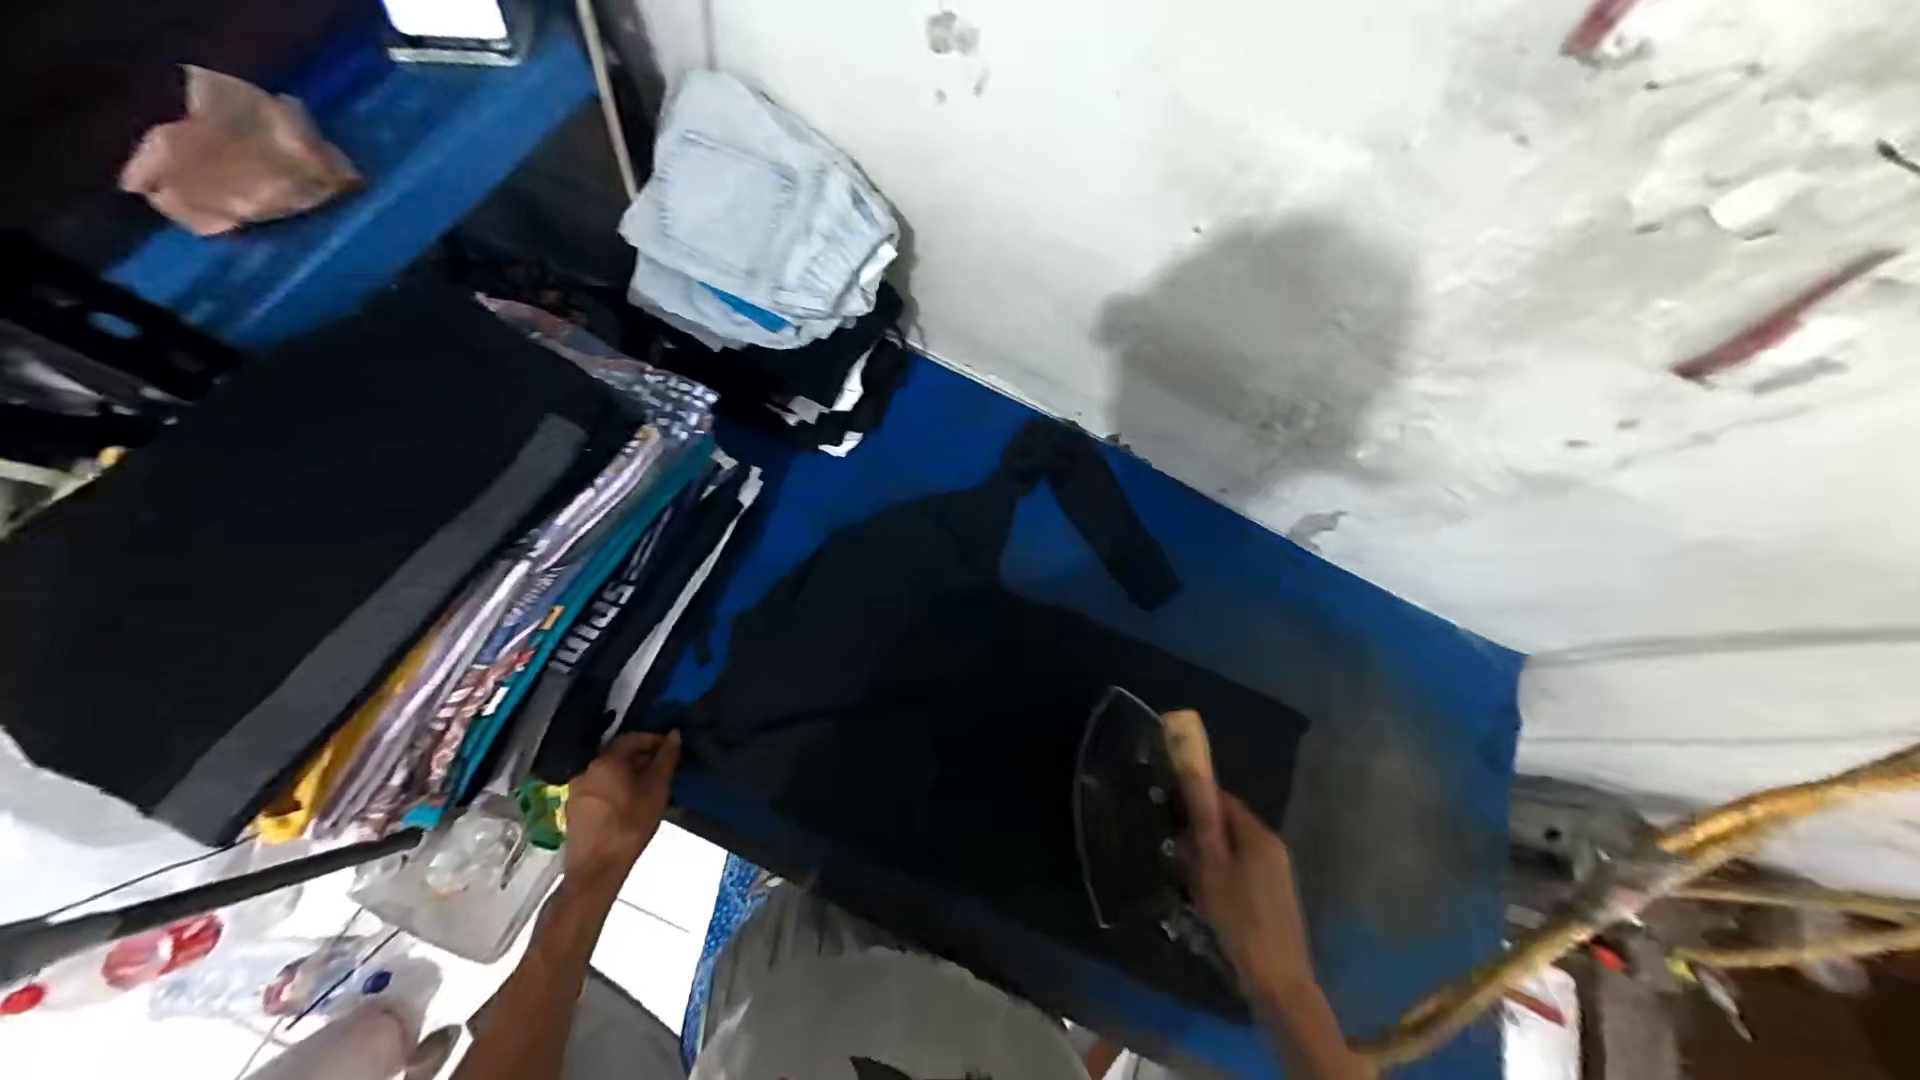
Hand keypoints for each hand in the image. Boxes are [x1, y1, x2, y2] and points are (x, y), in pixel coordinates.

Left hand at [564, 731, 681, 887]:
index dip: (655, 740)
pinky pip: (600, 786)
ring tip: (650, 786)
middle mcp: (587, 769)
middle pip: (619, 753)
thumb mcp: (657, 788)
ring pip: (609, 771)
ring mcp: (577, 789)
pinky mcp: (574, 808)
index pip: (633, 737)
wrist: (597, 868)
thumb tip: (674, 734)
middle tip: (663, 769)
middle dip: (643, 757)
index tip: (671, 750)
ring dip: (630, 772)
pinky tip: (631, 802)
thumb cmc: (630, 824)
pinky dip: (617, 786)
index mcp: (605, 760)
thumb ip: (666, 758)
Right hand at [1183, 778, 1314, 995]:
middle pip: (1229, 826)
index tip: (1170, 813)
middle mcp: (1272, 847)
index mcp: (1259, 836)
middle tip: (1176, 853)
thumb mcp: (1212, 867)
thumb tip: (1194, 776)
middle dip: (1200, 835)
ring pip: (1233, 850)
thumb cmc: (1238, 918)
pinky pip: (1242, 871)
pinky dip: (1222, 876)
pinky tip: (1208, 898)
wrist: (1277, 979)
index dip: (1196, 802)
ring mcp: (1276, 872)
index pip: (1224, 801)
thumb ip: (1204, 822)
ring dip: (1208, 858)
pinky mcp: (1274, 895)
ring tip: (1188, 879)